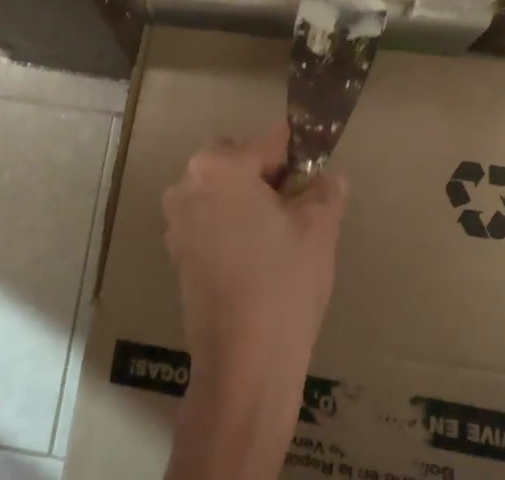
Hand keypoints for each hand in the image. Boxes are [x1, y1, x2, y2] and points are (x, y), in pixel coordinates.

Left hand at [163, 127, 349, 371]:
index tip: (316, 172)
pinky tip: (260, 257)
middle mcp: (187, 185)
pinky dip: (232, 228)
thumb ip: (325, 191)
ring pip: (220, 194)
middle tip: (300, 206)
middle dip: (266, 177)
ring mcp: (176, 222)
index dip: (296, 156)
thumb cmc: (284, 281)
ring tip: (283, 235)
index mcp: (218, 166)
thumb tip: (328, 179)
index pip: (267, 143)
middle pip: (235, 164)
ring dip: (248, 203)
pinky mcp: (177, 254)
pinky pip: (209, 223)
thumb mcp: (319, 227)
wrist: (244, 360)